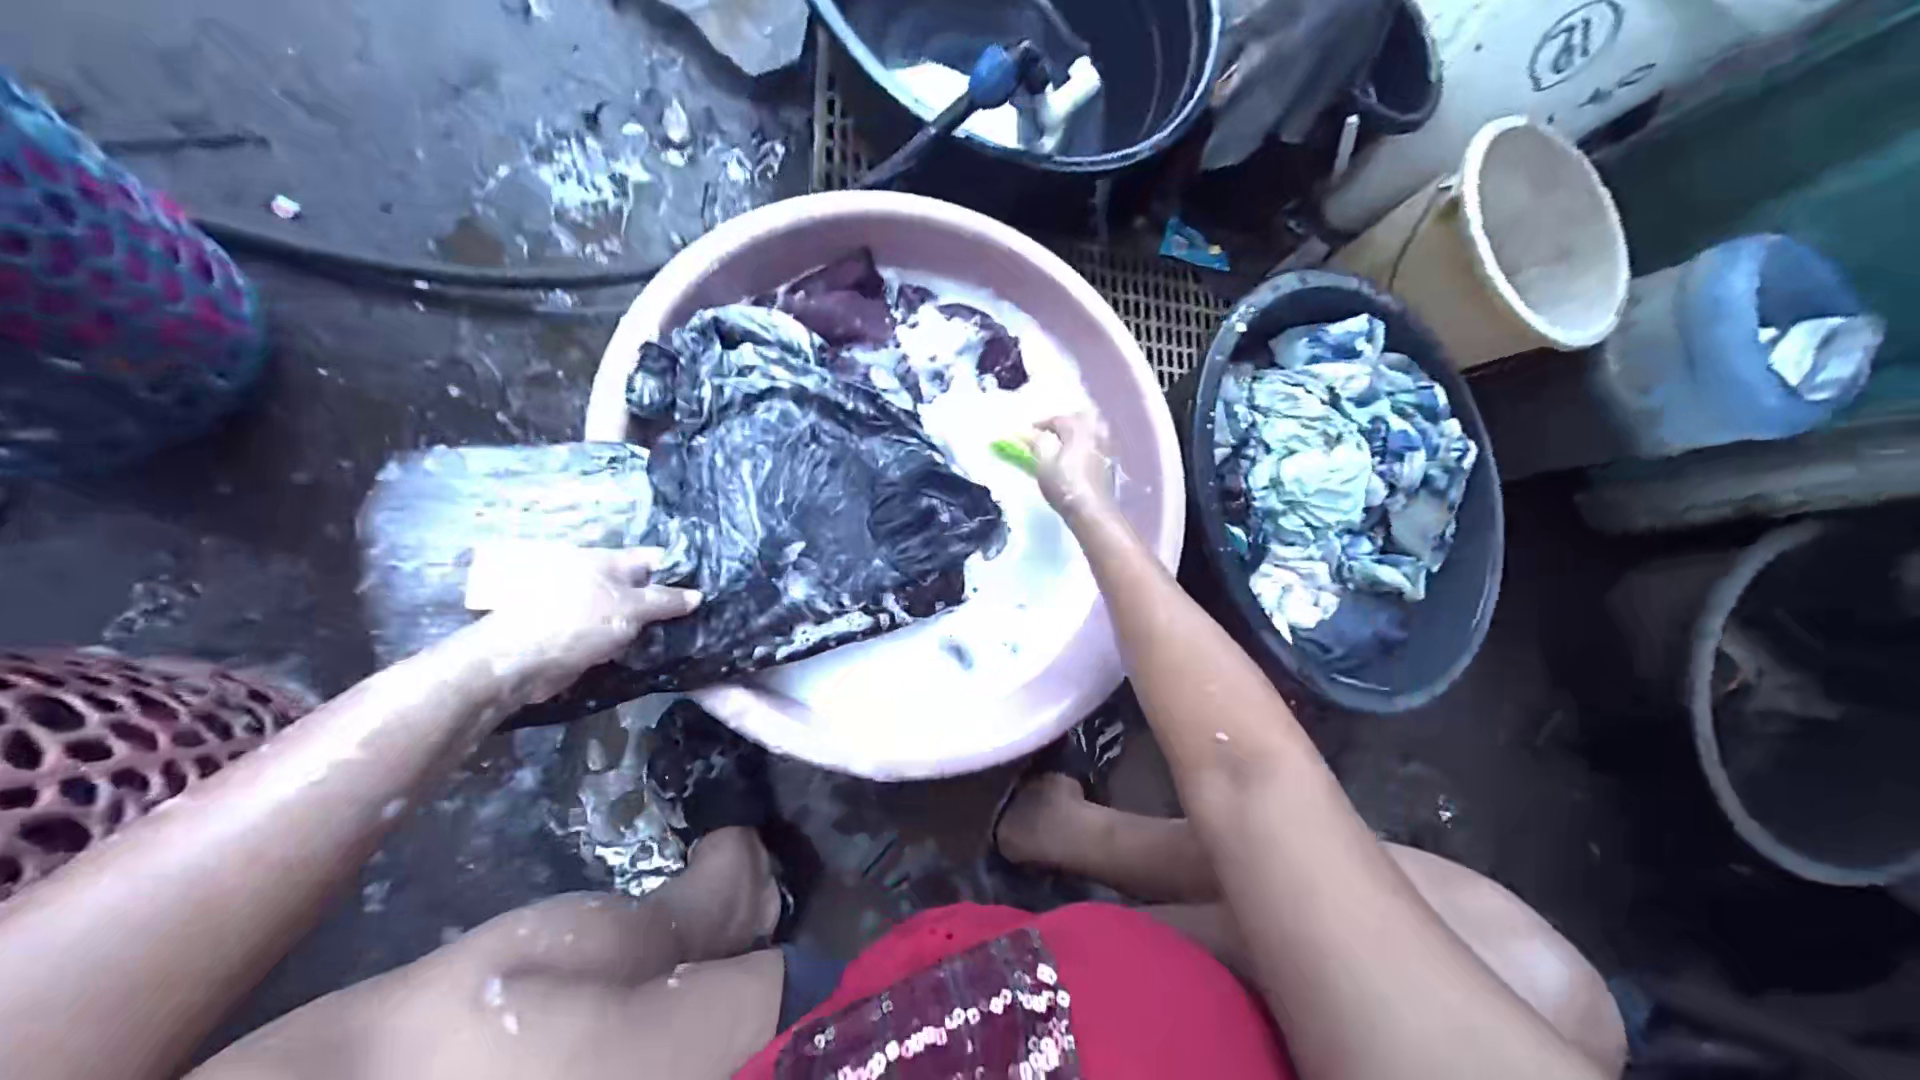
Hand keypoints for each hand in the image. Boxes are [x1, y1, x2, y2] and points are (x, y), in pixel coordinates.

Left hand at [466, 547, 700, 704]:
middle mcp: (596, 577)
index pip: (654, 558)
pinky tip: (655, 648)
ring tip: (686, 632)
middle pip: (644, 584)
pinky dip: (633, 638)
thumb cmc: (576, 623)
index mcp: (606, 560)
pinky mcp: (580, 631)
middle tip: (702, 614)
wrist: (518, 662)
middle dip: (669, 599)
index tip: (707, 585)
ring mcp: (587, 605)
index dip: (681, 569)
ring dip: (652, 622)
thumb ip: (666, 600)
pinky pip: (617, 630)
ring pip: (631, 610)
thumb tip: (698, 594)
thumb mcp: (630, 609)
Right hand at [1033, 412, 1117, 522]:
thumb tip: (1034, 434)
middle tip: (1052, 431)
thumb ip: (1038, 444)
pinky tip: (1080, 454)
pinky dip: (1087, 443)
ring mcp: (1106, 447)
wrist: (1092, 510)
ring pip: (1093, 429)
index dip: (1043, 423)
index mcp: (1078, 430)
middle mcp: (1095, 433)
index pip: (1059, 419)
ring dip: (1079, 431)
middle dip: (1066, 421)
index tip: (1031, 430)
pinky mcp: (1110, 462)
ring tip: (1066, 442)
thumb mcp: (1044, 463)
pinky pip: (1098, 442)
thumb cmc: (1065, 485)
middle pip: (1081, 418)